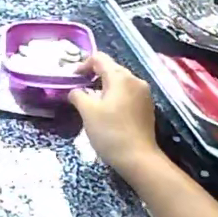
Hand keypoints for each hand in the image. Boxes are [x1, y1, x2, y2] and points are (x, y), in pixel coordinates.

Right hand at [69, 52, 166, 174]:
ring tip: (89, 100)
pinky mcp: (146, 107)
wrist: (137, 157)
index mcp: (121, 77)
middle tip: (77, 88)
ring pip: (119, 82)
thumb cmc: (110, 132)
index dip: (83, 64)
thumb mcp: (87, 112)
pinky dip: (113, 96)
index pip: (100, 59)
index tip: (71, 77)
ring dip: (102, 86)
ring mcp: (143, 94)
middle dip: (93, 75)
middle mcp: (135, 80)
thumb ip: (77, 95)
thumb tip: (75, 91)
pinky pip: (126, 93)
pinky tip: (105, 110)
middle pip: (111, 69)